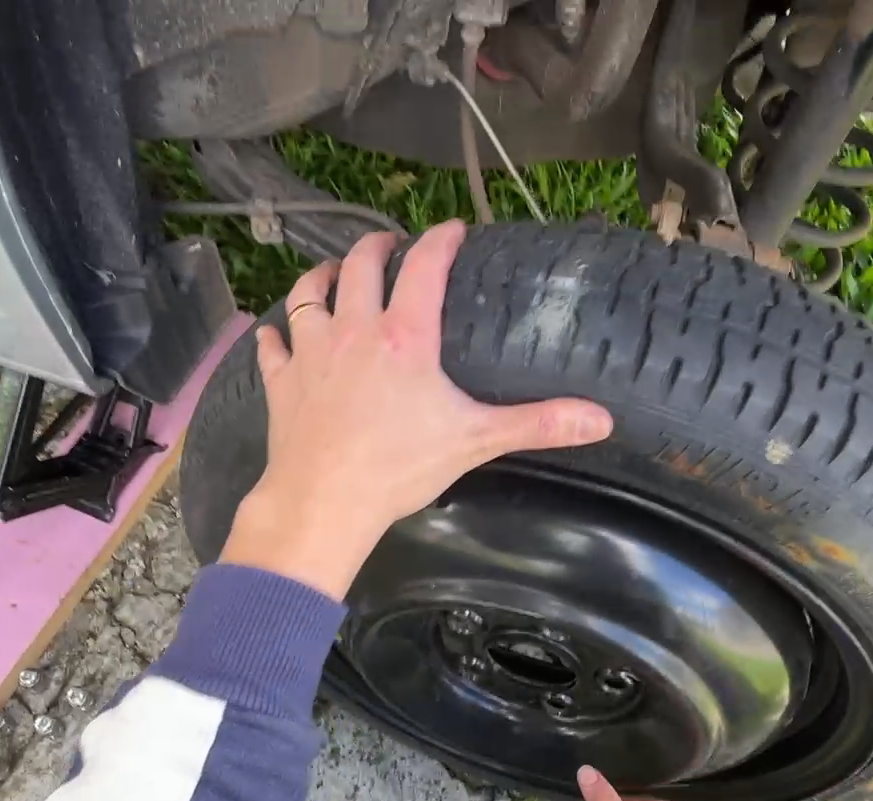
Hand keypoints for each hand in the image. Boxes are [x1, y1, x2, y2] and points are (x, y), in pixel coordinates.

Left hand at [217, 221, 613, 599]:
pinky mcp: (280, 382)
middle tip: (387, 246)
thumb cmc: (399, 467)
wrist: (324, 500)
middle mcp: (354, 329)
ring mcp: (311, 353)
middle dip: (375, 248)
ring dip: (320, 277)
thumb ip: (537, 424)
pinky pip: (271, 346)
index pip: (424, 267)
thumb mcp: (475, 441)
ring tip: (331, 273)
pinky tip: (276, 334)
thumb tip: (601, 420)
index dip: (440, 240)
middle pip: (359, 267)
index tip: (452, 229)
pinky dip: (274, 336)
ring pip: (308, 296)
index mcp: (405, 336)